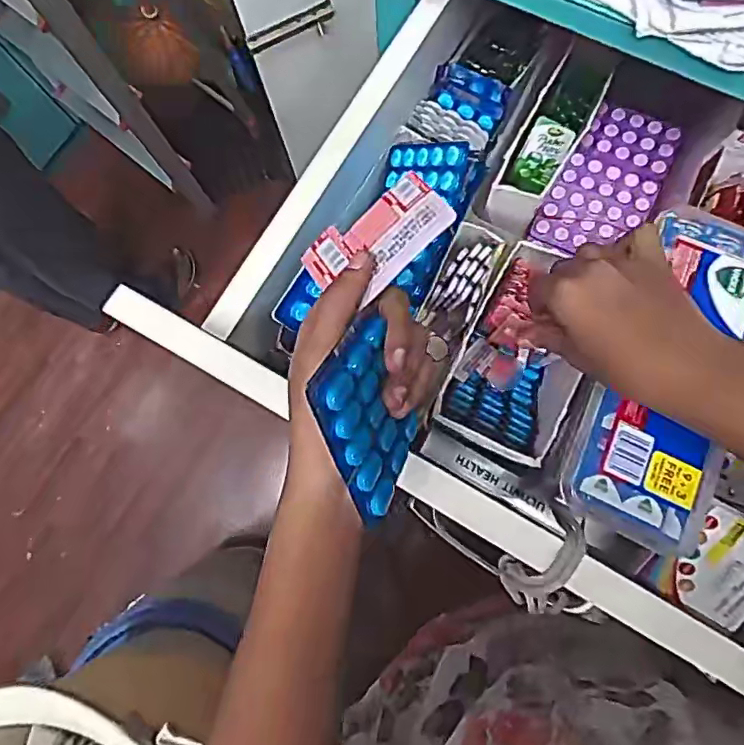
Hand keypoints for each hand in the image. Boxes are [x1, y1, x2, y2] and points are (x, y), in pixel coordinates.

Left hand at [288, 256, 442, 495]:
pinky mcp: (404, 388)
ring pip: (420, 342)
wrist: (338, 483)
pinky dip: (417, 390)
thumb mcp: (315, 360)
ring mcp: (383, 366)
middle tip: (393, 367)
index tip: (399, 282)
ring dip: (410, 373)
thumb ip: (337, 307)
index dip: (383, 280)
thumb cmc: (316, 428)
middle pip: (399, 312)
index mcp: (331, 328)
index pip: (365, 285)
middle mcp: (359, 342)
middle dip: (402, 341)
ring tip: (390, 400)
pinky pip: (428, 371)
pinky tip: (399, 408)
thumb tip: (360, 261)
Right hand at [530, 225, 742, 418]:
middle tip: (573, 315)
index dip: (540, 307)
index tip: (549, 323)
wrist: (688, 367)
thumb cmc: (627, 369)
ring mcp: (622, 259)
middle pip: (563, 269)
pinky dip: (628, 246)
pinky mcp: (652, 258)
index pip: (537, 289)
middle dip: (562, 288)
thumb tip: (533, 331)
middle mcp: (588, 268)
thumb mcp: (581, 358)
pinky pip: (635, 237)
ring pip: (591, 252)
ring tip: (599, 293)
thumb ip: (553, 338)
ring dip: (588, 268)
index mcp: (564, 293)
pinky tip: (628, 264)